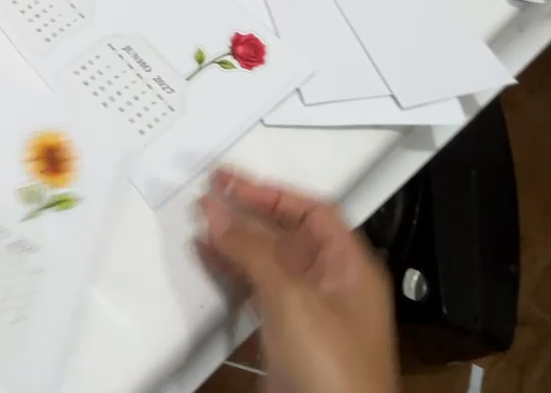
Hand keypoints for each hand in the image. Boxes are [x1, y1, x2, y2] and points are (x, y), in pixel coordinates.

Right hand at [194, 169, 397, 392]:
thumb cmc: (333, 368)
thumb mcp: (292, 297)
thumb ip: (251, 248)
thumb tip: (215, 210)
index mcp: (350, 268)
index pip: (313, 212)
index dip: (274, 193)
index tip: (233, 182)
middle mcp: (331, 283)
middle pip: (286, 232)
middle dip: (247, 211)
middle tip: (210, 192)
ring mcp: (308, 309)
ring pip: (266, 258)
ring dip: (233, 237)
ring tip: (200, 219)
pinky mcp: (286, 332)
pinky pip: (255, 285)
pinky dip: (230, 267)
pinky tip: (206, 255)